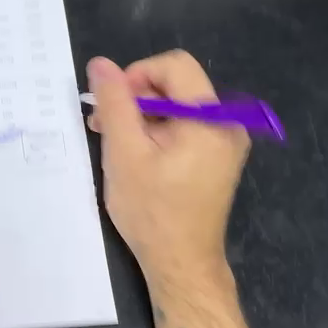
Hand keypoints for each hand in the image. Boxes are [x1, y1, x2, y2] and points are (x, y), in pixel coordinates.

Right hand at [87, 51, 249, 287]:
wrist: (181, 263)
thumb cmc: (151, 211)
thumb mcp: (124, 153)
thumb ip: (114, 103)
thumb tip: (100, 64)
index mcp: (209, 118)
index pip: (174, 65)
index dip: (136, 75)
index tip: (112, 106)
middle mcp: (226, 123)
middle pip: (176, 84)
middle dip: (135, 98)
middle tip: (103, 126)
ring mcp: (225, 142)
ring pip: (177, 106)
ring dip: (142, 117)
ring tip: (115, 144)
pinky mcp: (217, 158)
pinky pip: (185, 127)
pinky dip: (157, 132)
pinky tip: (135, 156)